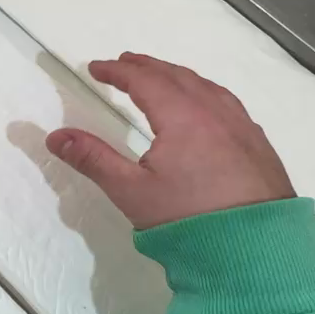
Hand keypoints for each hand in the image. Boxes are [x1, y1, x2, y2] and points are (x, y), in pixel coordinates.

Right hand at [48, 53, 294, 228]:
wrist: (255, 251)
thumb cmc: (185, 217)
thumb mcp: (129, 190)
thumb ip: (92, 158)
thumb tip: (55, 136)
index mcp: (184, 119)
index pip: (146, 82)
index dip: (118, 71)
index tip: (95, 67)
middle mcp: (216, 115)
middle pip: (179, 77)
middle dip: (148, 67)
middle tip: (125, 62)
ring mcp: (243, 130)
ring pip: (208, 88)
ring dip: (179, 76)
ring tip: (162, 77)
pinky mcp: (259, 147)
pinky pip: (228, 104)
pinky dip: (205, 92)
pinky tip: (204, 106)